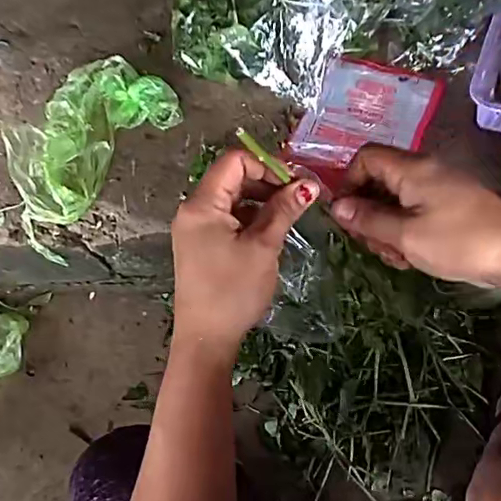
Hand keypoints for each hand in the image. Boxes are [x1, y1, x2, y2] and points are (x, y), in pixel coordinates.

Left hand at [171, 149, 318, 357]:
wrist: (207, 337)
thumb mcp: (263, 247)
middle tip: (300, 199)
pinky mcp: (201, 245)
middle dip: (267, 183)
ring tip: (289, 217)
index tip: (296, 184)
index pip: (235, 162)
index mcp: (202, 204)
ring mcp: (195, 229)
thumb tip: (308, 185)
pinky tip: (270, 234)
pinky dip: (251, 219)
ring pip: (232, 200)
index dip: (268, 166)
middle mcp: (193, 210)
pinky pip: (228, 219)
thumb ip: (284, 211)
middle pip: (233, 178)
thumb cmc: (234, 290)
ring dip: (261, 202)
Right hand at [328, 146, 500, 289]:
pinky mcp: (457, 206)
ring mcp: (445, 188)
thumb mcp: (406, 236)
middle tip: (374, 247)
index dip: (349, 183)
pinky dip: (410, 232)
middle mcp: (428, 170)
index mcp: (412, 169)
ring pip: (400, 201)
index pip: (367, 158)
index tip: (346, 217)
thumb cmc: (459, 242)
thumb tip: (337, 207)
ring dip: (389, 229)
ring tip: (398, 258)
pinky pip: (421, 211)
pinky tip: (414, 258)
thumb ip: (369, 220)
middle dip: (370, 214)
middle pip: (382, 181)